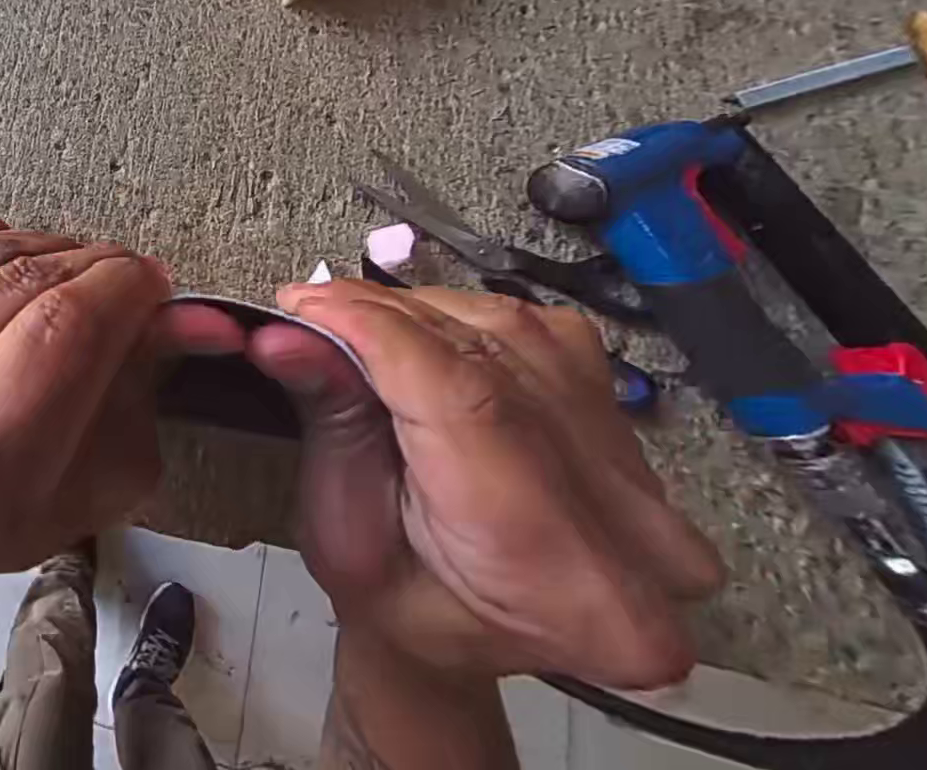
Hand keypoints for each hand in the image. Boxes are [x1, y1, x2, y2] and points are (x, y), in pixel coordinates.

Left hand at [0, 218, 173, 597]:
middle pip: (20, 285)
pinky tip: (19, 257)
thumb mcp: (103, 471)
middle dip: (92, 264)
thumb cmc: (13, 517)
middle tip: (122, 272)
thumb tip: (206, 315)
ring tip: (77, 265)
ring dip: (47, 245)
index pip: (61, 329)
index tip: (155, 282)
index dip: (121, 289)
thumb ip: (147, 380)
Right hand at [242, 280, 723, 688]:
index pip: (467, 403)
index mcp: (561, 579)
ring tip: (353, 317)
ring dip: (417, 313)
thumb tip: (284, 335)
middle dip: (385, 318)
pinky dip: (459, 318)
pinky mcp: (622, 425)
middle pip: (492, 361)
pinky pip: (535, 333)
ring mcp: (642, 469)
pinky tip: (416, 332)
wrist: (457, 623)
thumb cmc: (392, 598)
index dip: (379, 336)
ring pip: (513, 334)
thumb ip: (329, 420)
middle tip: (312, 304)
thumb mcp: (339, 526)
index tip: (305, 303)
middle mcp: (634, 525)